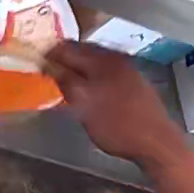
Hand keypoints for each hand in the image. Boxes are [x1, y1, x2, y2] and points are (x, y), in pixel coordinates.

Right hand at [45, 41, 192, 175]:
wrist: (158, 144)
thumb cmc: (117, 124)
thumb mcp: (83, 104)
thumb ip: (65, 80)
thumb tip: (48, 64)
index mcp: (102, 59)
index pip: (67, 48)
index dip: (49, 54)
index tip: (36, 63)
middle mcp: (116, 59)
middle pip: (83, 52)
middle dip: (64, 60)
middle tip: (48, 72)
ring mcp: (129, 71)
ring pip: (95, 63)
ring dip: (79, 69)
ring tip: (66, 82)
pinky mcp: (136, 85)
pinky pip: (107, 73)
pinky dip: (94, 77)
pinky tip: (90, 90)